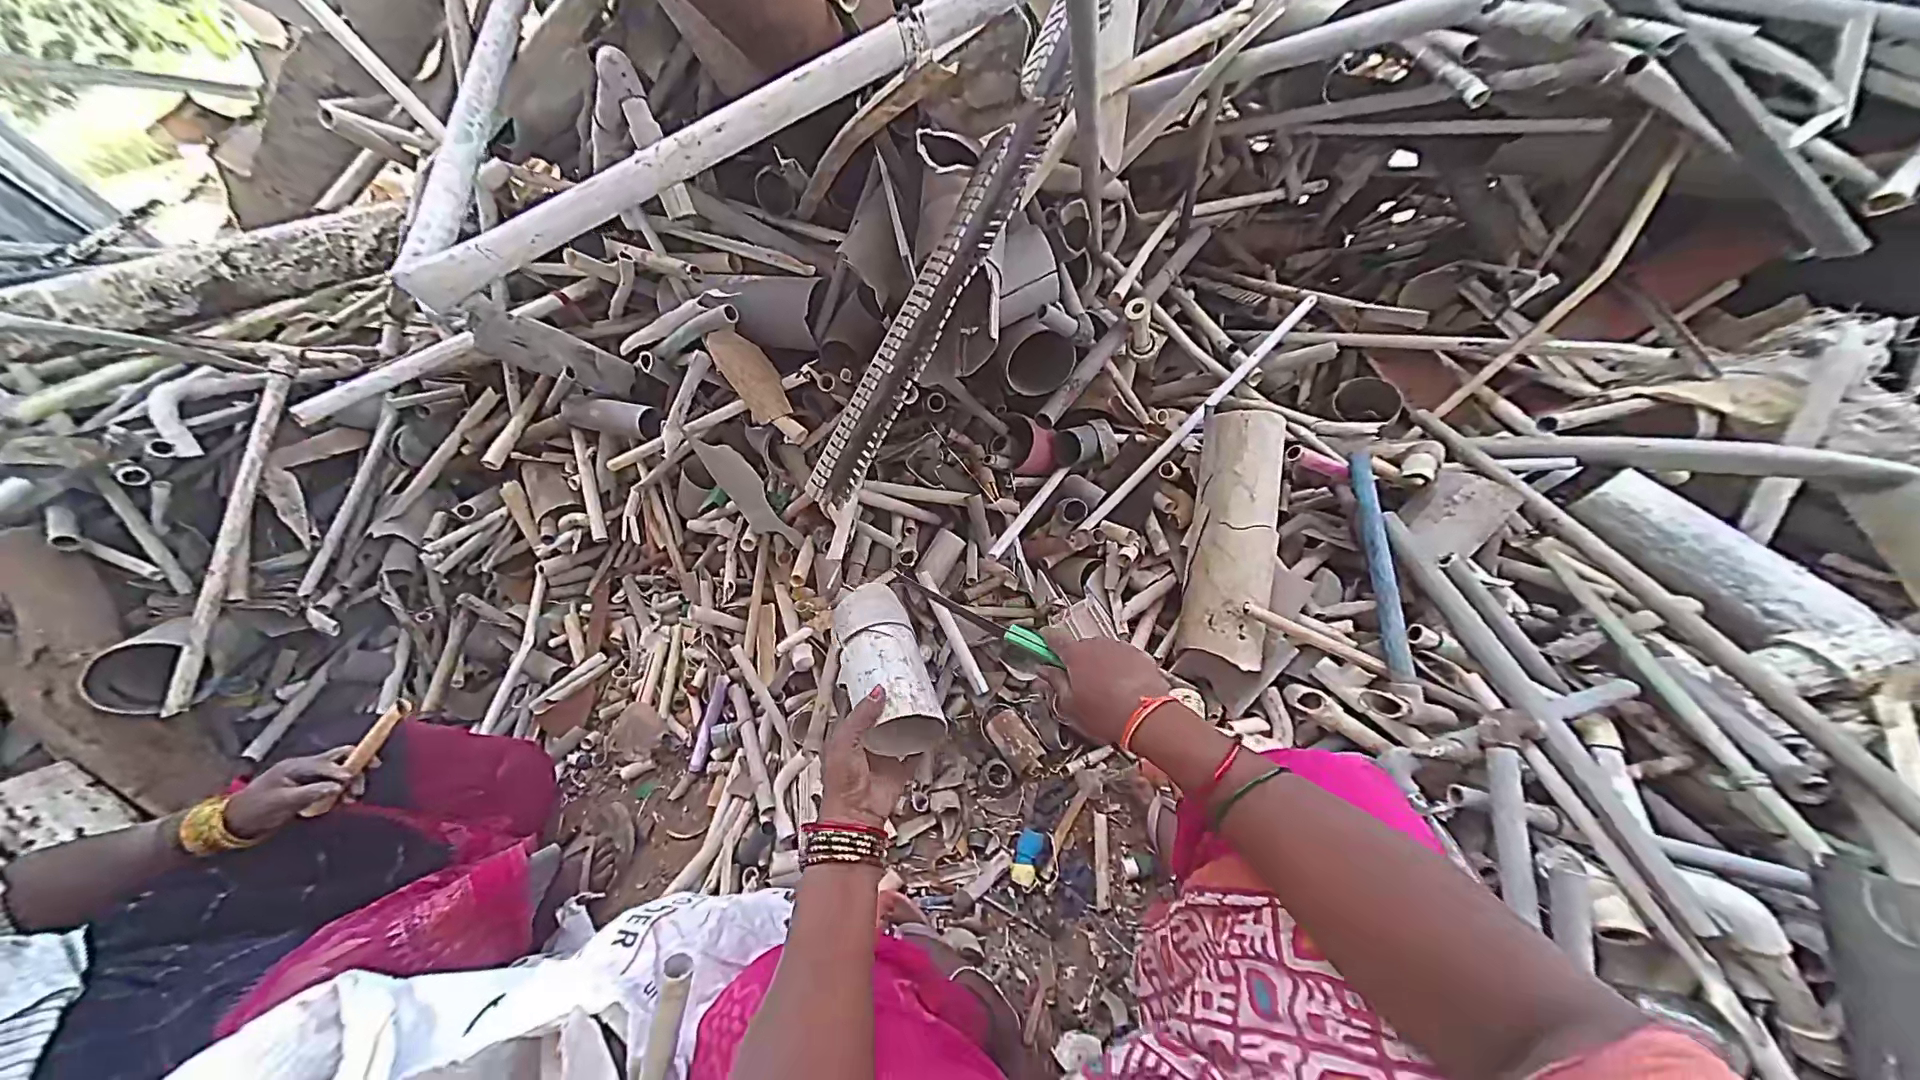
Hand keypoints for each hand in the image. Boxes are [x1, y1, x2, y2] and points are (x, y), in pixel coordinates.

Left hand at [224, 748, 359, 838]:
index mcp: (295, 766)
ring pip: (340, 770)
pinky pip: (333, 782)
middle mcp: (305, 766)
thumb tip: (338, 787)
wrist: (234, 823)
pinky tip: (342, 800)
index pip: (327, 762)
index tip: (351, 779)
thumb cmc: (255, 810)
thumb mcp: (281, 802)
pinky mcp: (310, 785)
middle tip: (361, 784)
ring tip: (352, 797)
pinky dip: (342, 789)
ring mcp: (308, 775)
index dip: (342, 769)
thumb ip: (311, 792)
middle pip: (340, 758)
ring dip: (350, 782)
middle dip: (355, 768)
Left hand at [819, 686, 912, 828]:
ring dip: (907, 721)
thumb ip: (861, 716)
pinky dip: (922, 745)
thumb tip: (877, 693)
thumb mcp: (845, 740)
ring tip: (918, 704)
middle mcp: (866, 744)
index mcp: (847, 735)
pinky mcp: (898, 769)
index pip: (859, 708)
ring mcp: (883, 756)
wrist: (856, 813)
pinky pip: (914, 754)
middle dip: (892, 705)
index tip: (882, 678)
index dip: (869, 695)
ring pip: (899, 732)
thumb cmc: (841, 783)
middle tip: (903, 688)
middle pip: (882, 718)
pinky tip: (928, 732)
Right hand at [1038, 632, 1172, 745]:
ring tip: (1101, 693)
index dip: (1044, 641)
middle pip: (1079, 647)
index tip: (1041, 645)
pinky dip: (1119, 670)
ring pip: (1102, 653)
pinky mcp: (1139, 656)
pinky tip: (1120, 690)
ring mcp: (1120, 648)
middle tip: (1074, 684)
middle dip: (1075, 662)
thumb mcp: (1070, 705)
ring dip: (1098, 666)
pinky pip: (1122, 659)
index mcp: (1075, 654)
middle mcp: (1097, 645)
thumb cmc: (1109, 714)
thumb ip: (1055, 683)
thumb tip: (1046, 673)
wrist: (1148, 718)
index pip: (1053, 638)